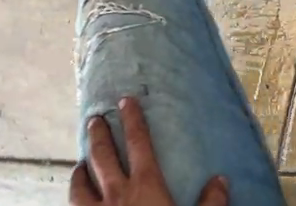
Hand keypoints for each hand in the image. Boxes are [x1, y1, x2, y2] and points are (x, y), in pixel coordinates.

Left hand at [70, 97, 228, 205]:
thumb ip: (210, 202)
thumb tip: (222, 180)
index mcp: (146, 185)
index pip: (139, 142)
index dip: (132, 119)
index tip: (125, 100)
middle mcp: (117, 194)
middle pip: (103, 156)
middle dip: (98, 135)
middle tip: (94, 119)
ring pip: (80, 185)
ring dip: (80, 170)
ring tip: (80, 163)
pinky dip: (74, 198)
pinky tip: (75, 199)